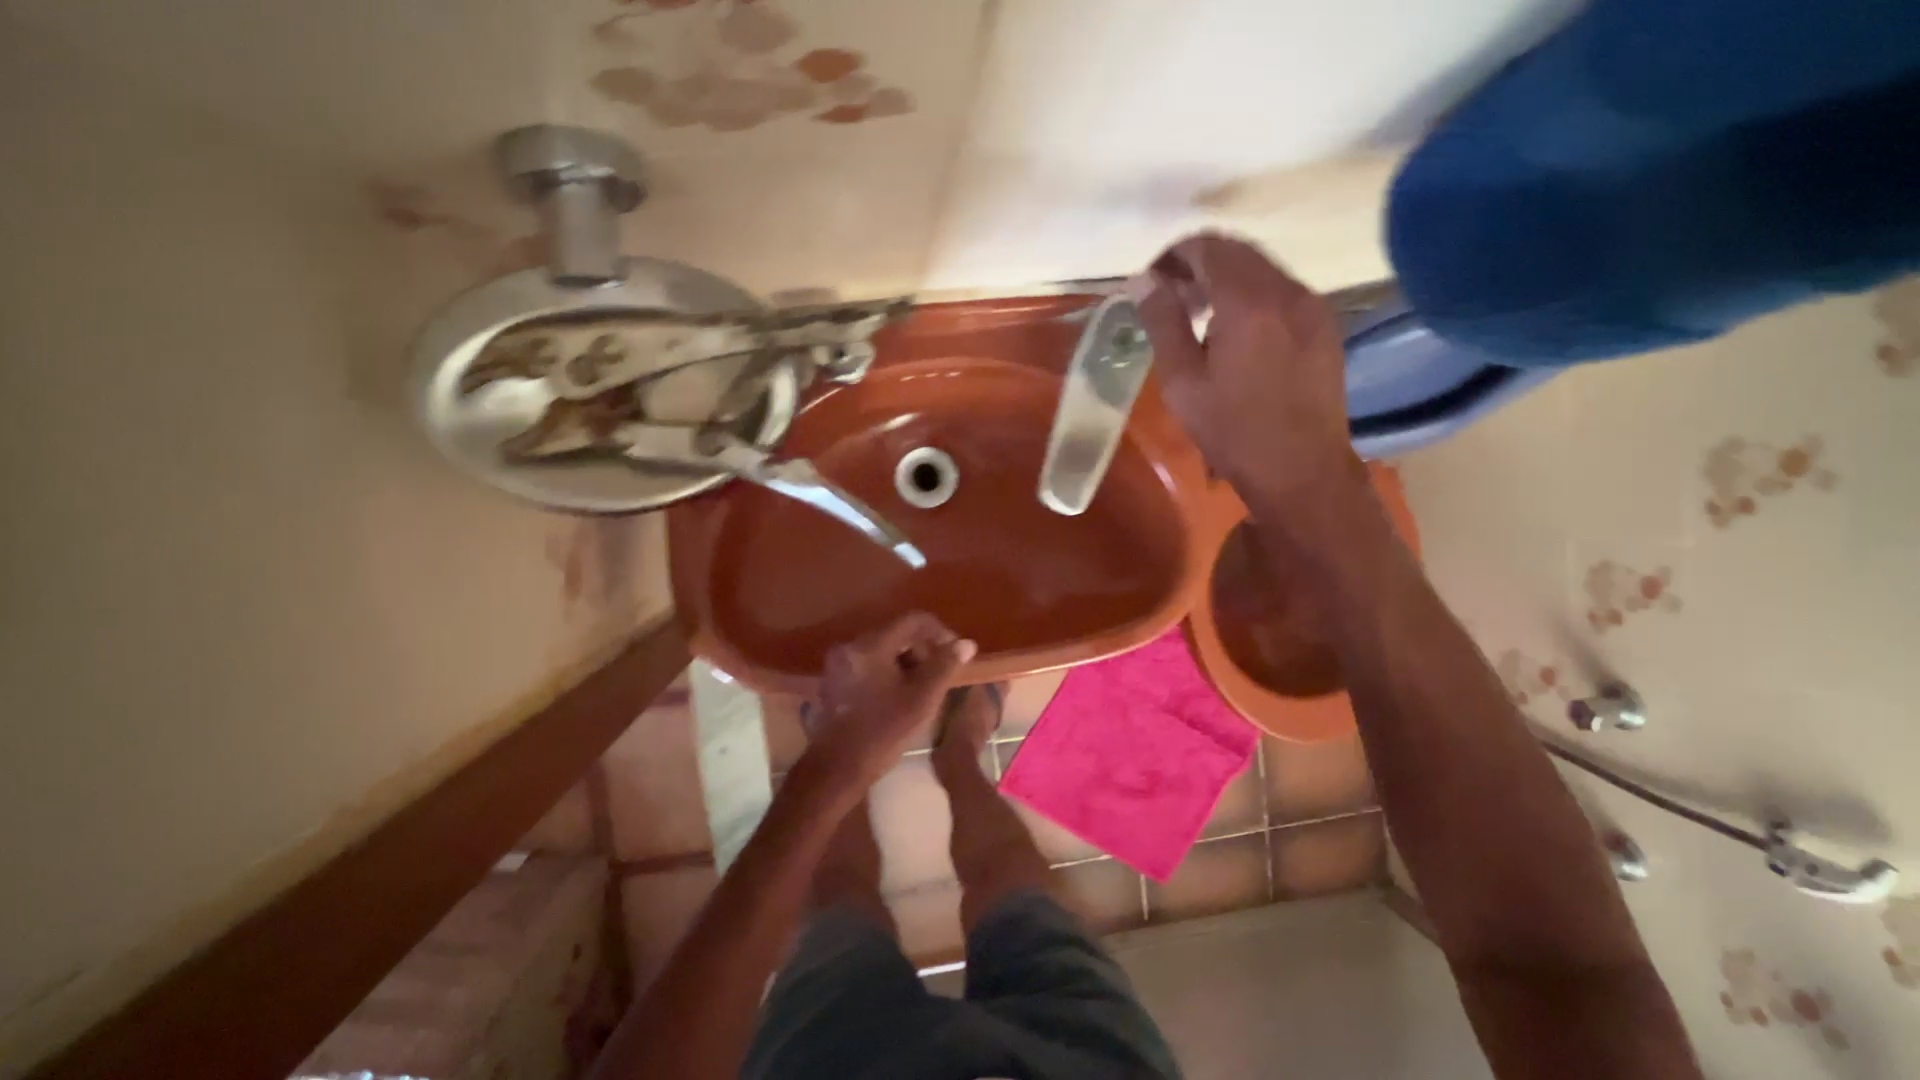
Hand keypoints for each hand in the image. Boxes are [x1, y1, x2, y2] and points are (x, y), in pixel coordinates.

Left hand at [802, 612, 976, 784]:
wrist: (836, 769)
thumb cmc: (882, 733)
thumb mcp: (921, 700)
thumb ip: (944, 667)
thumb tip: (966, 644)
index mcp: (870, 645)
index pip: (914, 621)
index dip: (941, 633)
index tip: (956, 655)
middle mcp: (850, 646)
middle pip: (897, 634)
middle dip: (923, 651)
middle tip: (939, 678)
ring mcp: (839, 664)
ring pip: (883, 650)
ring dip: (907, 663)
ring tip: (922, 691)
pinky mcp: (834, 681)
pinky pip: (869, 665)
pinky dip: (889, 673)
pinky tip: (899, 698)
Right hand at [1132, 232, 1361, 505]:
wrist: (1302, 470)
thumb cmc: (1233, 431)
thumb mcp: (1183, 381)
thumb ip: (1163, 322)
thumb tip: (1143, 280)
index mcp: (1248, 301)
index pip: (1208, 247)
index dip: (1174, 255)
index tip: (1152, 280)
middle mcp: (1287, 290)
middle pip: (1238, 251)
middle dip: (1200, 263)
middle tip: (1171, 296)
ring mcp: (1312, 306)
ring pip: (1262, 269)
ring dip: (1227, 279)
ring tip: (1199, 315)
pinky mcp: (1324, 325)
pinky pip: (1282, 291)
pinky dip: (1253, 295)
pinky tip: (1235, 332)